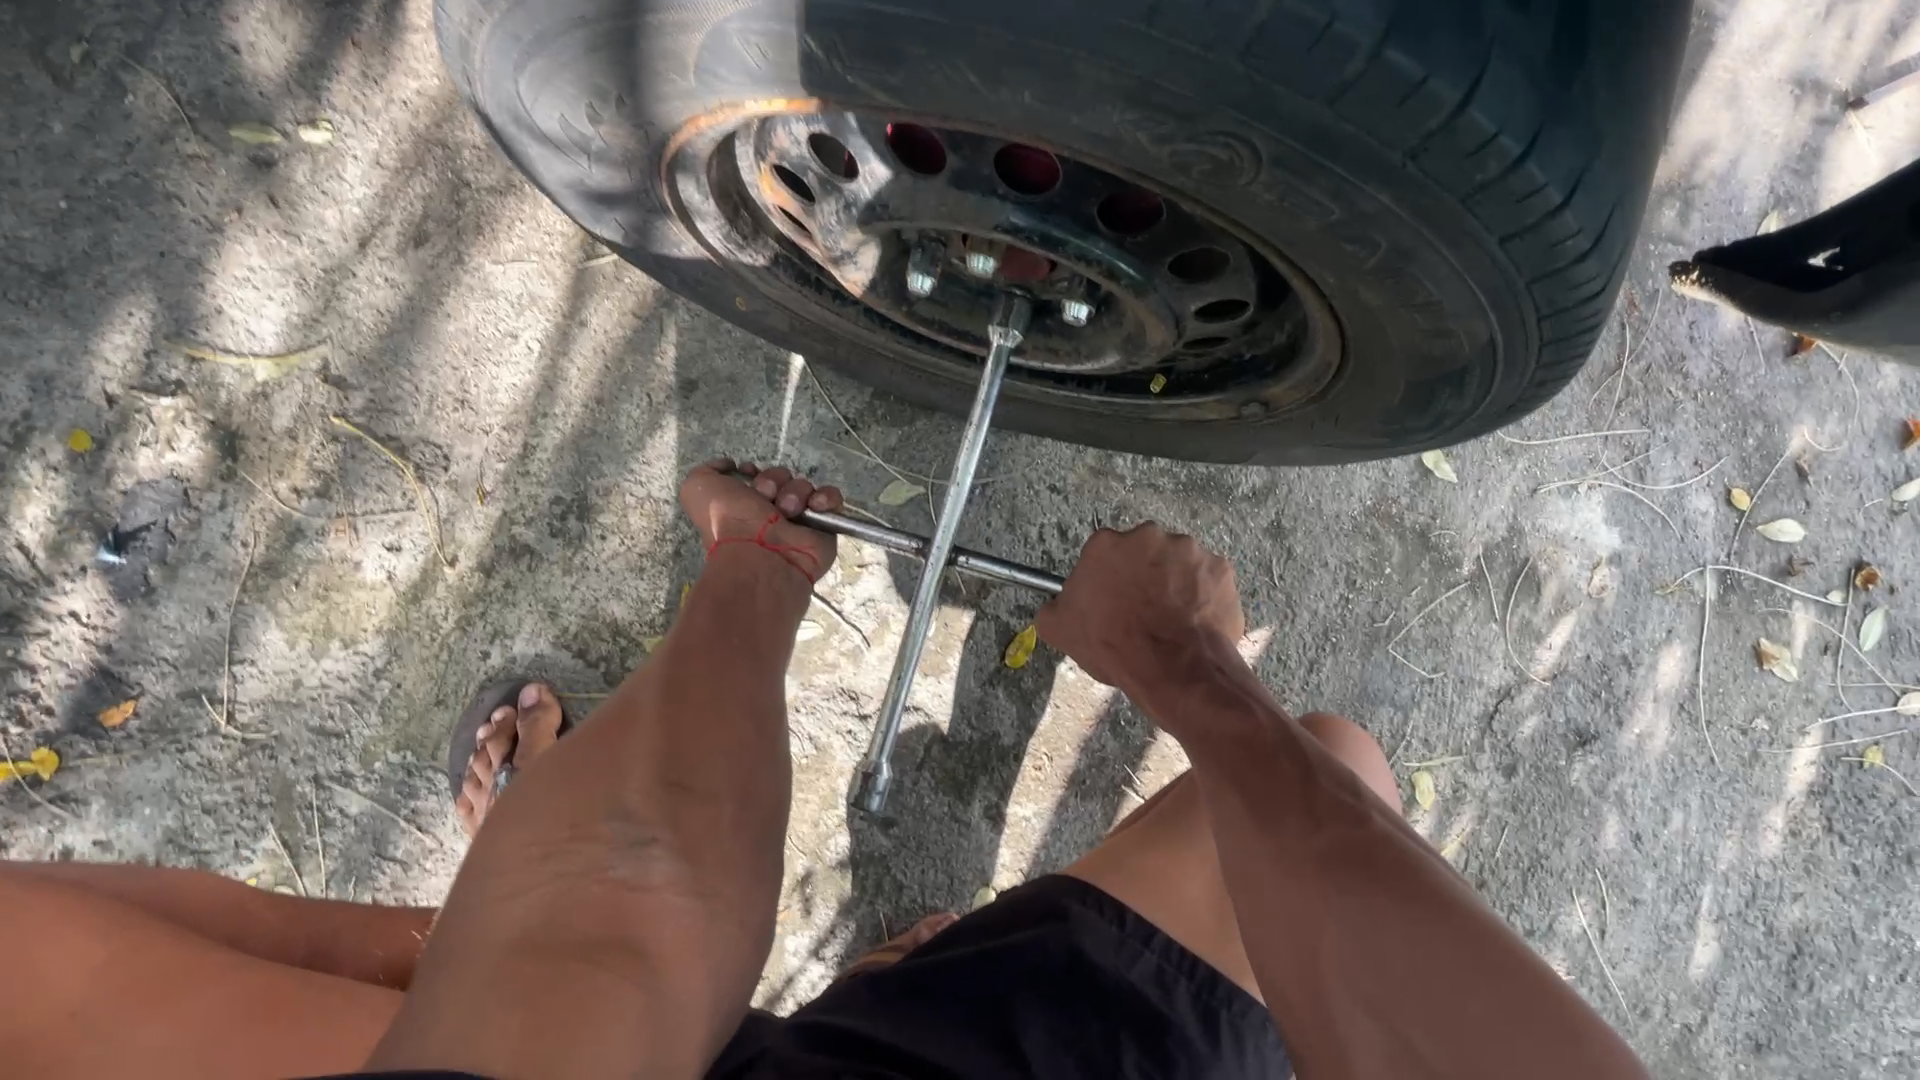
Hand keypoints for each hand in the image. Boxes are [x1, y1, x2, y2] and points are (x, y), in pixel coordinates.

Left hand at [679, 459, 843, 582]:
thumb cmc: (727, 521)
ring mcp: (799, 519)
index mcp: (742, 504)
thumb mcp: (697, 489)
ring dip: (795, 493)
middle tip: (766, 499)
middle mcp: (770, 511)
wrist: (759, 554)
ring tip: (786, 511)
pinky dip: (826, 498)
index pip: (757, 475)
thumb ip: (709, 471)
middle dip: (773, 481)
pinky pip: (832, 499)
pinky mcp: (825, 526)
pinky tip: (814, 507)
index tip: (748, 476)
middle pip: (781, 476)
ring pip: (804, 485)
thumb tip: (731, 465)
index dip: (753, 472)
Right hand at [1036, 523, 1245, 701]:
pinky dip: (1202, 597)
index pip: (1102, 554)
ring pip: (1178, 564)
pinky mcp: (1221, 568)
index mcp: (1106, 545)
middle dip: (1143, 575)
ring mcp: (1189, 550)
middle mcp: (1148, 536)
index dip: (1106, 578)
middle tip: (1142, 611)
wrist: (1174, 668)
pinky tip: (1194, 623)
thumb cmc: (1115, 646)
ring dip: (1174, 584)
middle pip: (1143, 552)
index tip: (1111, 601)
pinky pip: (1208, 580)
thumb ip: (1055, 606)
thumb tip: (1057, 605)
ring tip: (1171, 621)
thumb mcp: (1060, 631)